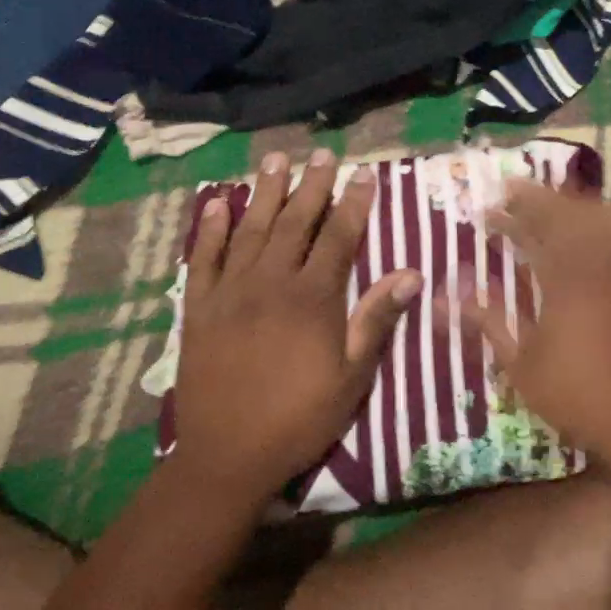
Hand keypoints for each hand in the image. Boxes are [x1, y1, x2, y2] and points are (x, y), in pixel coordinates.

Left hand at [176, 149, 421, 487]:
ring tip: (275, 159)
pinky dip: (210, 229)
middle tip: (321, 154)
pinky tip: (217, 203)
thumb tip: (411, 273)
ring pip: (251, 230)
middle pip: (295, 223)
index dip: (354, 203)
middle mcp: (270, 284)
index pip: (338, 238)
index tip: (365, 174)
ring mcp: (230, 293)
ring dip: (265, 192)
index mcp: (312, 299)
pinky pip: (204, 259)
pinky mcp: (199, 309)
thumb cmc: (299, 417)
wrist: (226, 457)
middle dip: (312, 186)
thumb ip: (376, 320)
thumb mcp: (352, 377)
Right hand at [444, 181, 610, 460]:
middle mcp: (599, 262)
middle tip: (513, 198)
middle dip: (539, 201)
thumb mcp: (521, 364)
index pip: (534, 229)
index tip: (488, 207)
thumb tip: (442, 298)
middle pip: (569, 214)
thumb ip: (486, 323)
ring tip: (550, 208)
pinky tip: (607, 221)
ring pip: (601, 218)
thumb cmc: (578, 395)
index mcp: (564, 278)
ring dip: (572, 207)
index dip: (511, 214)